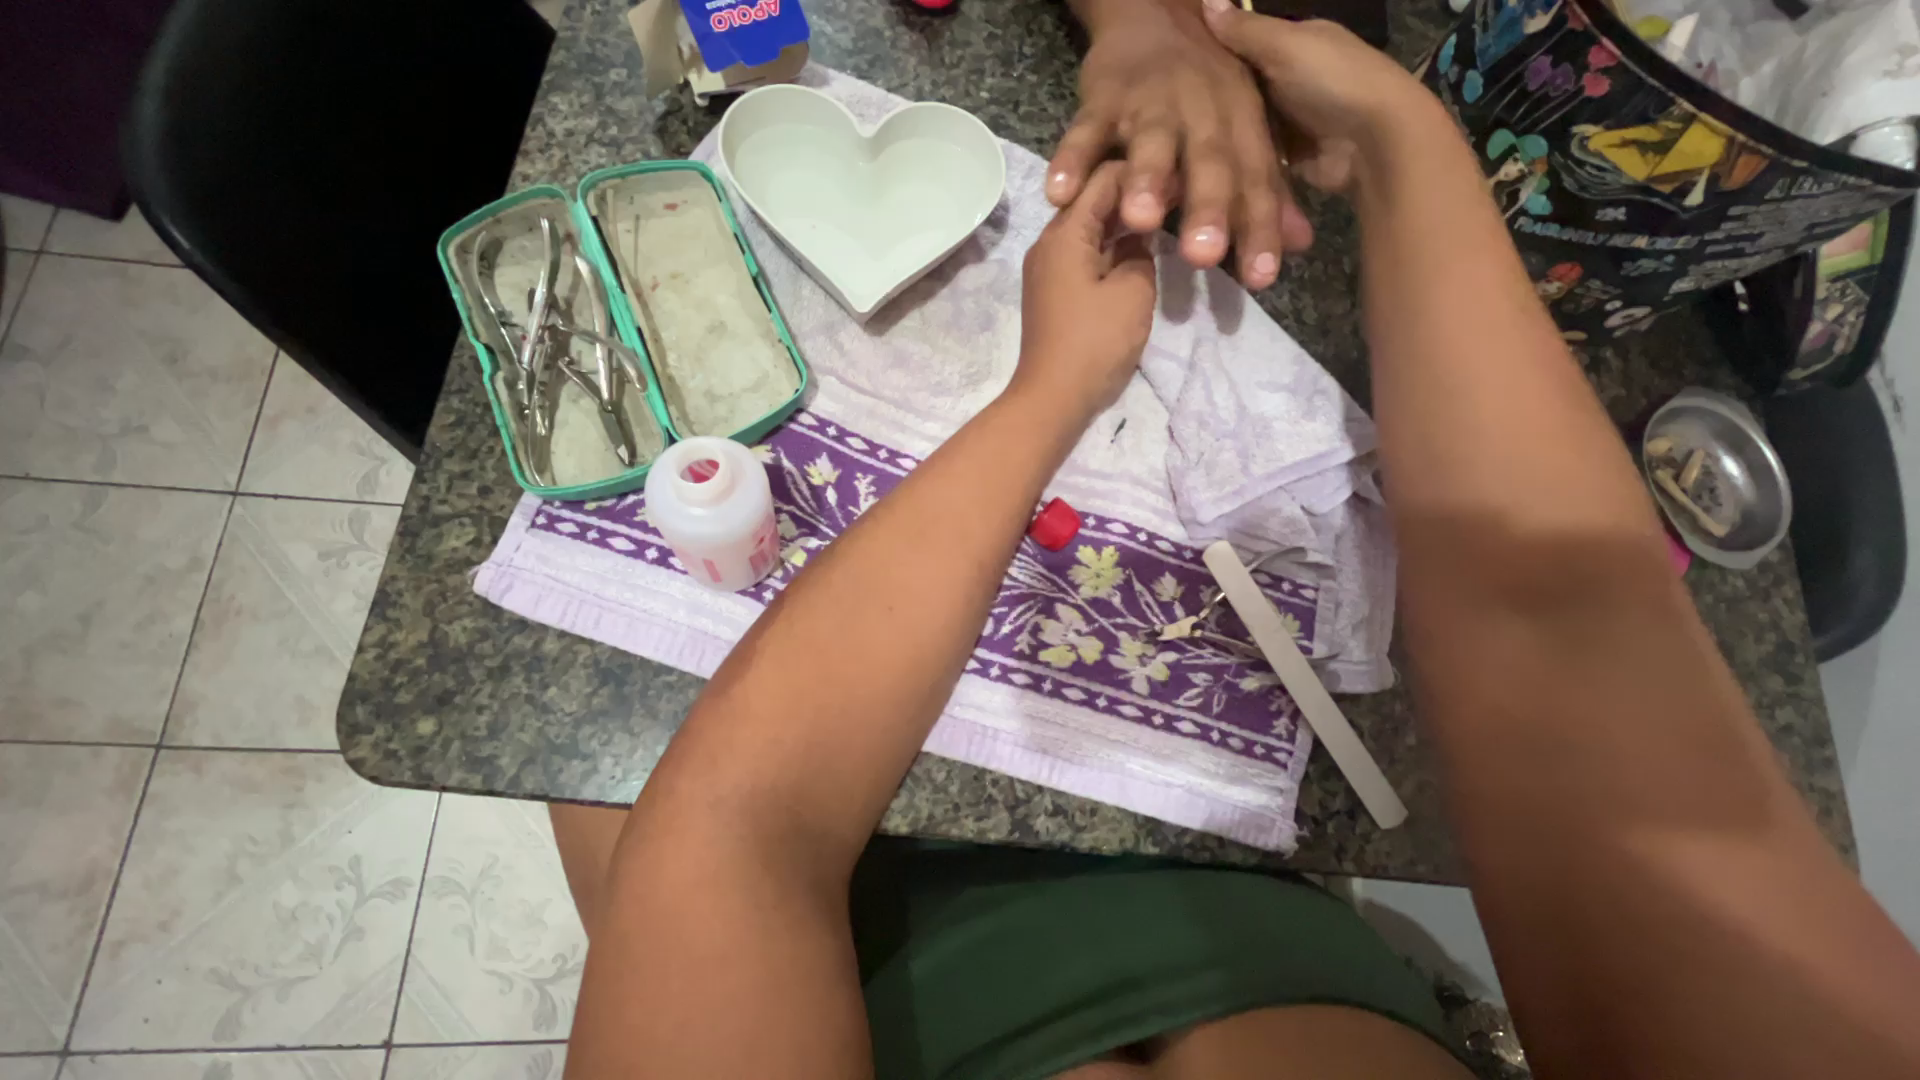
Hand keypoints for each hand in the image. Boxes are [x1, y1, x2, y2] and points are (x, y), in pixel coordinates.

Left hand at [1015, 162, 1157, 418]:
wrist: (1052, 399)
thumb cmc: (1094, 343)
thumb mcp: (1133, 290)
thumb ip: (1141, 250)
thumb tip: (1140, 231)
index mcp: (1064, 233)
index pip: (1104, 176)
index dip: (1143, 171)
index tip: (1180, 176)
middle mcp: (1048, 243)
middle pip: (1092, 200)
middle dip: (1133, 196)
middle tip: (1178, 198)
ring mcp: (1047, 269)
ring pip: (1088, 230)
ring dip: (1122, 225)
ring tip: (1163, 225)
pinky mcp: (1053, 293)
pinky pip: (1083, 256)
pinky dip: (1109, 250)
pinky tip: (1139, 256)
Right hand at [1049, 0, 1312, 288]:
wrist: (1156, 16)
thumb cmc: (1209, 88)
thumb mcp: (1249, 130)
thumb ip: (1270, 188)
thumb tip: (1301, 246)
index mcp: (1241, 123)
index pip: (1255, 180)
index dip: (1259, 227)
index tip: (1261, 278)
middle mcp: (1202, 110)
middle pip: (1209, 161)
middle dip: (1207, 207)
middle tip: (1203, 256)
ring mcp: (1152, 102)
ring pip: (1152, 142)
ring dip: (1146, 179)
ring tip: (1139, 220)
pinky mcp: (1105, 97)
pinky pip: (1087, 131)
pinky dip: (1072, 160)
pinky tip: (1059, 194)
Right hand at [1198, 0, 1444, 194]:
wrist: (1372, 144)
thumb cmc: (1332, 82)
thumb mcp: (1285, 45)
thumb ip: (1245, 30)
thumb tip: (1206, 1)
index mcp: (1296, 42)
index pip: (1244, 44)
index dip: (1212, 53)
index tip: (1174, 66)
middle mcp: (1292, 79)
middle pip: (1240, 87)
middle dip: (1211, 98)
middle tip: (1167, 110)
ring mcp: (1290, 120)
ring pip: (1242, 123)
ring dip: (1220, 133)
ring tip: (1175, 141)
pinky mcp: (1287, 158)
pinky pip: (1252, 155)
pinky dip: (1234, 158)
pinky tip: (1203, 163)